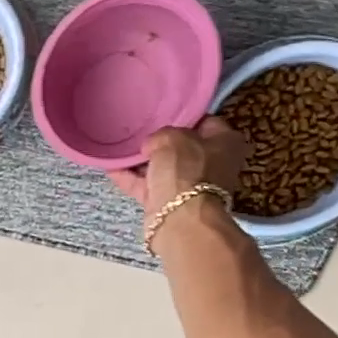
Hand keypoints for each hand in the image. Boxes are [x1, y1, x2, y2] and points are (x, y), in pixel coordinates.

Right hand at [107, 118, 248, 212]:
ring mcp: (189, 186)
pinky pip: (147, 186)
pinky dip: (131, 179)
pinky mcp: (168, 203)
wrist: (180, 219)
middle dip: (160, 144)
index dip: (183, 119)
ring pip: (162, 168)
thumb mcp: (172, 139)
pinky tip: (112, 169)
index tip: (162, 118)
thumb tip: (151, 145)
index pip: (205, 123)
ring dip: (141, 162)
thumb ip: (161, 135)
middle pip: (182, 148)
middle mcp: (211, 163)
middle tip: (139, 135)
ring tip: (119, 151)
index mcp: (226, 142)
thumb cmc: (185, 170)